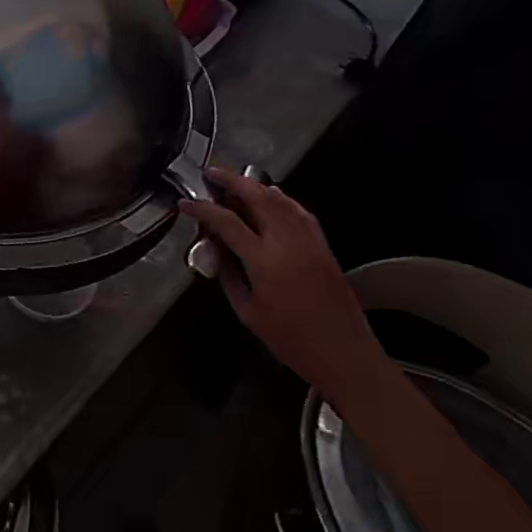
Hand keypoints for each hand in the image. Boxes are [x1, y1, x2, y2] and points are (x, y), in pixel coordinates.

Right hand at [180, 168, 383, 390]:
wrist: (345, 357)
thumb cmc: (293, 342)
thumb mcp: (248, 313)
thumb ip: (228, 276)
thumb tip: (216, 253)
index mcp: (264, 261)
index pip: (226, 222)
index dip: (202, 209)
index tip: (186, 205)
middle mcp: (288, 243)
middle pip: (257, 197)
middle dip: (231, 181)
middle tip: (212, 174)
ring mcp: (309, 242)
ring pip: (280, 200)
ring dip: (256, 186)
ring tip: (237, 183)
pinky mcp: (323, 247)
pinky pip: (299, 212)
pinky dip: (282, 200)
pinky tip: (273, 199)